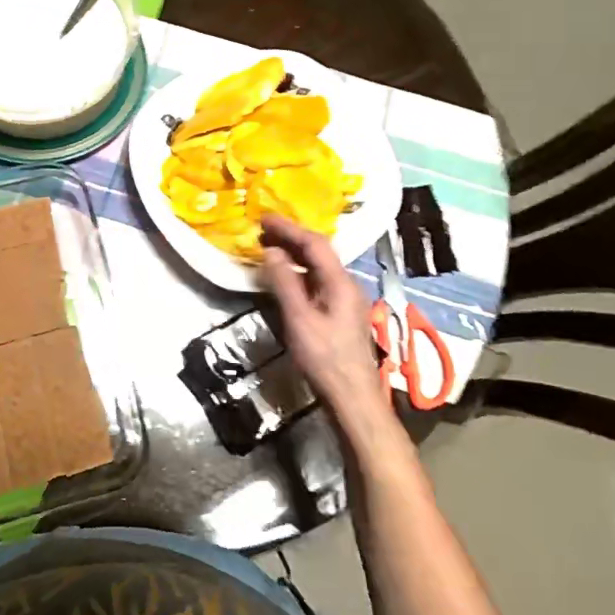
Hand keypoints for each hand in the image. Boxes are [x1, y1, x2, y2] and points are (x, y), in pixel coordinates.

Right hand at [259, 215, 392, 439]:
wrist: (352, 395)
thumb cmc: (325, 358)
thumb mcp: (300, 320)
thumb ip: (285, 284)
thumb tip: (271, 252)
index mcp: (340, 282)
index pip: (314, 243)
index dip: (289, 228)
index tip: (264, 218)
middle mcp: (346, 285)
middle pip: (319, 252)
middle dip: (291, 238)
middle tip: (263, 231)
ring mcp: (345, 299)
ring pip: (319, 267)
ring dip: (295, 255)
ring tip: (269, 250)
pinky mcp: (340, 314)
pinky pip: (318, 281)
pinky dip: (300, 272)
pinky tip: (286, 278)